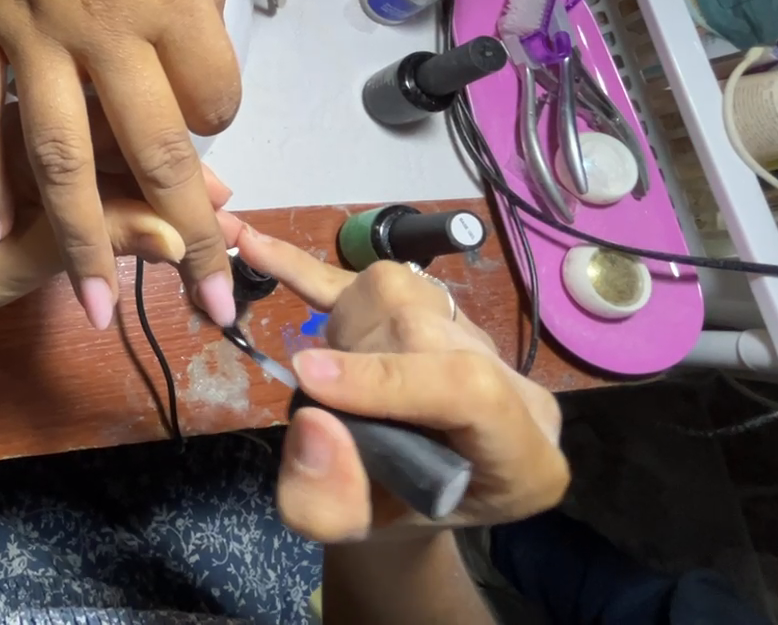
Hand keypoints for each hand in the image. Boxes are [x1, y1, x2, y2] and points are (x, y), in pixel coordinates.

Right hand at [0, 0, 241, 334]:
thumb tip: (185, 44)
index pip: (213, 94)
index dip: (216, 118)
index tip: (204, 121)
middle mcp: (107, 24)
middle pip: (156, 150)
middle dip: (190, 232)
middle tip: (212, 299)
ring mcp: (31, 32)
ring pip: (65, 159)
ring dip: (84, 243)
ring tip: (100, 308)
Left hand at [0, 117, 235, 328]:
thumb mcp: (25, 255)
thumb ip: (96, 240)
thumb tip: (177, 240)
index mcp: (29, 130)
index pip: (112, 138)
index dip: (168, 172)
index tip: (219, 205)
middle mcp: (45, 126)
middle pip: (125, 146)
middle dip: (179, 181)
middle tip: (229, 211)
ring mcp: (51, 148)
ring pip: (121, 163)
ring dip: (164, 191)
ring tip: (218, 212)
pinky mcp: (54, 175)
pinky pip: (106, 180)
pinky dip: (140, 201)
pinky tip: (173, 216)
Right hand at [224, 219, 567, 540]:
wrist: (395, 490)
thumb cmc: (381, 512)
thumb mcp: (346, 531)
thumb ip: (326, 501)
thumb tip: (314, 421)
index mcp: (522, 459)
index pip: (473, 392)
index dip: (386, 379)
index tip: (307, 378)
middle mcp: (515, 387)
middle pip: (424, 334)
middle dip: (353, 356)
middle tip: (318, 394)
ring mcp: (471, 336)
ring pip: (396, 293)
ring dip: (341, 324)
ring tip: (329, 372)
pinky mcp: (422, 304)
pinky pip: (363, 274)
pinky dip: (303, 263)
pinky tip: (255, 246)